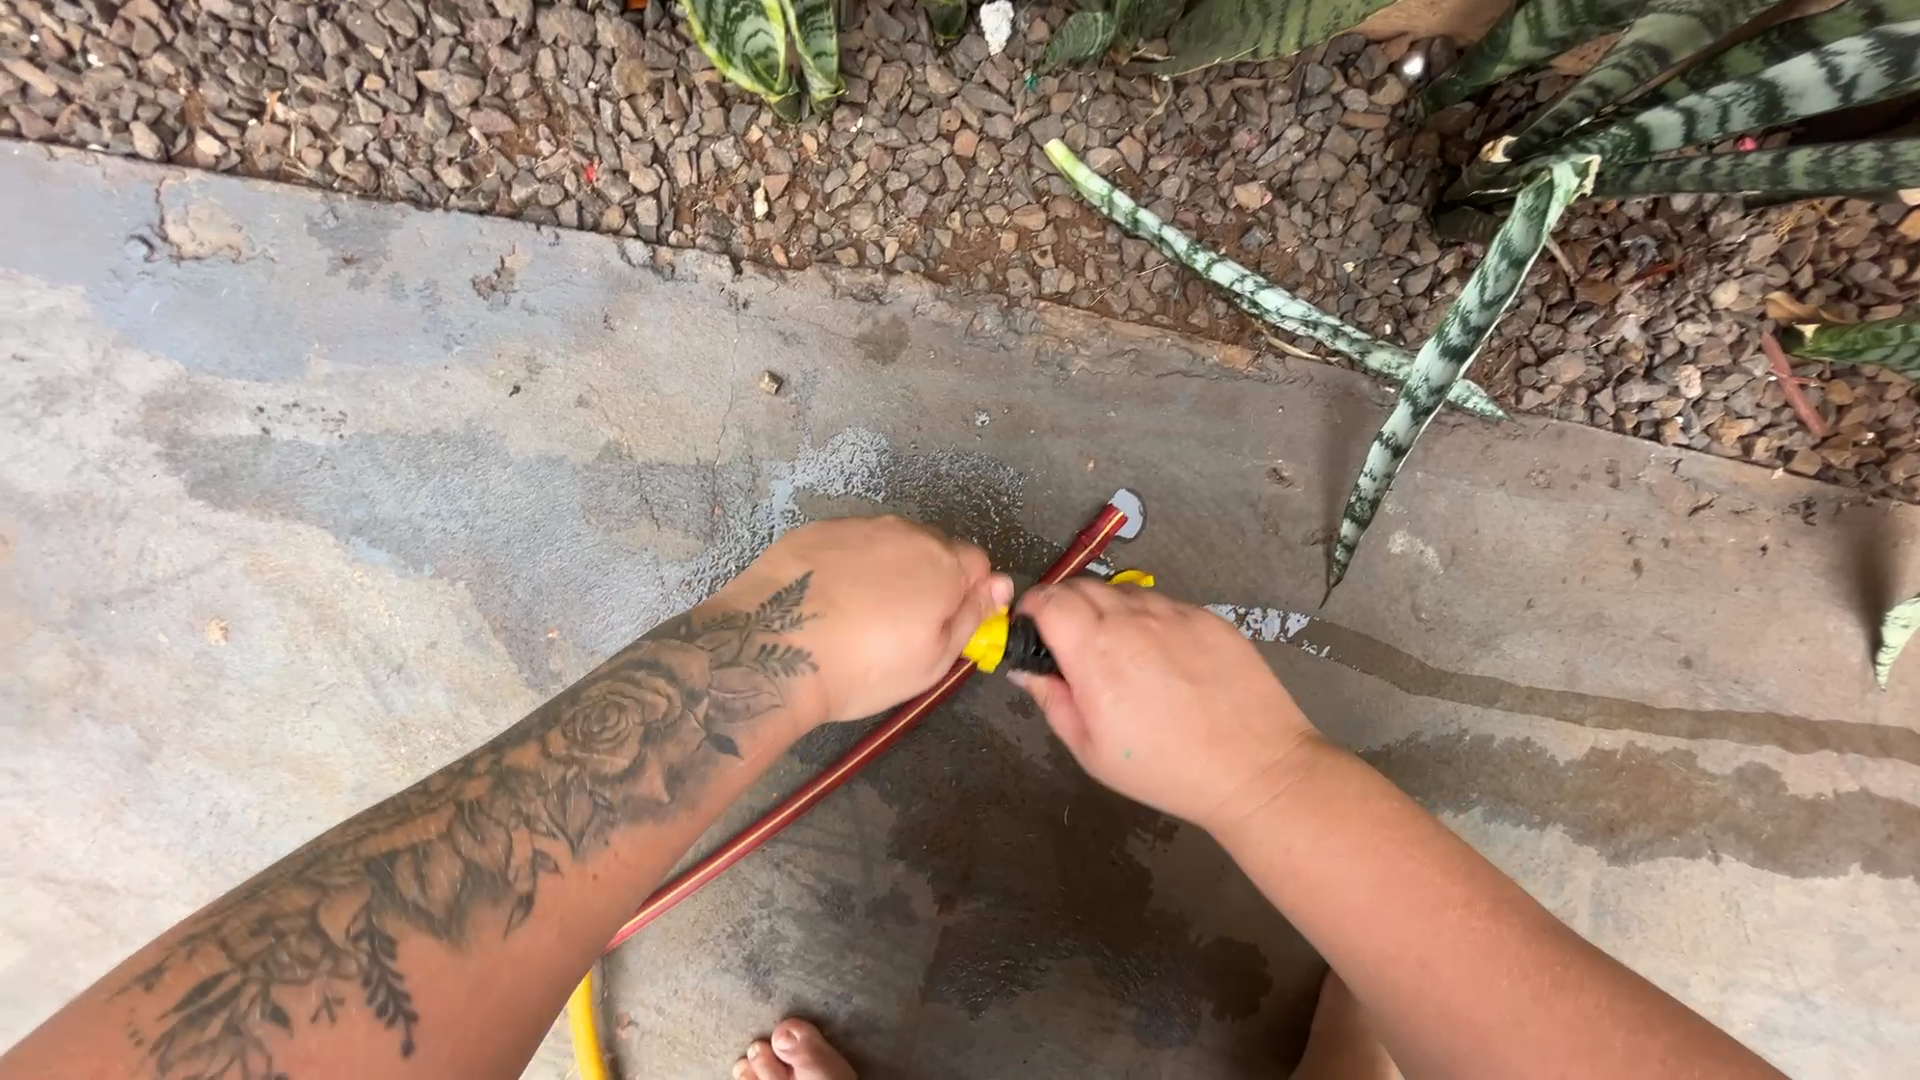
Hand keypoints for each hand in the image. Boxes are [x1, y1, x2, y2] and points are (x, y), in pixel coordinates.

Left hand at [717, 516, 1011, 726]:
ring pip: (890, 543)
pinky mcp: (817, 529)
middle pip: (933, 548)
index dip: (965, 595)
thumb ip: (973, 617)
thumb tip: (1001, 586)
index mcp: (944, 564)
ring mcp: (858, 526)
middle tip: (899, 624)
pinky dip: (848, 564)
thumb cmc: (863, 667)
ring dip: (887, 568)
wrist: (771, 650)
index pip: (977, 564)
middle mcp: (906, 532)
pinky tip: (827, 599)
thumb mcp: (932, 661)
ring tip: (858, 613)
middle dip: (927, 578)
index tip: (942, 623)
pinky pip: (850, 543)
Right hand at [1013, 581, 1329, 836]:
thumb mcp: (1090, 749)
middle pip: (1080, 586)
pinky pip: (1160, 603)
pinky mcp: (1205, 615)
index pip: (1048, 599)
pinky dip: (1146, 618)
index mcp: (1095, 652)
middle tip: (1069, 641)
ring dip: (1105, 610)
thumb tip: (1026, 669)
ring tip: (1119, 651)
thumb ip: (1052, 699)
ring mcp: (1172, 612)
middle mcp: (1131, 619)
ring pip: (1120, 592)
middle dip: (1063, 605)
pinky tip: (1161, 655)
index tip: (1033, 627)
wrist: (1255, 767)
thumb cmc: (1164, 768)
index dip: (1033, 608)